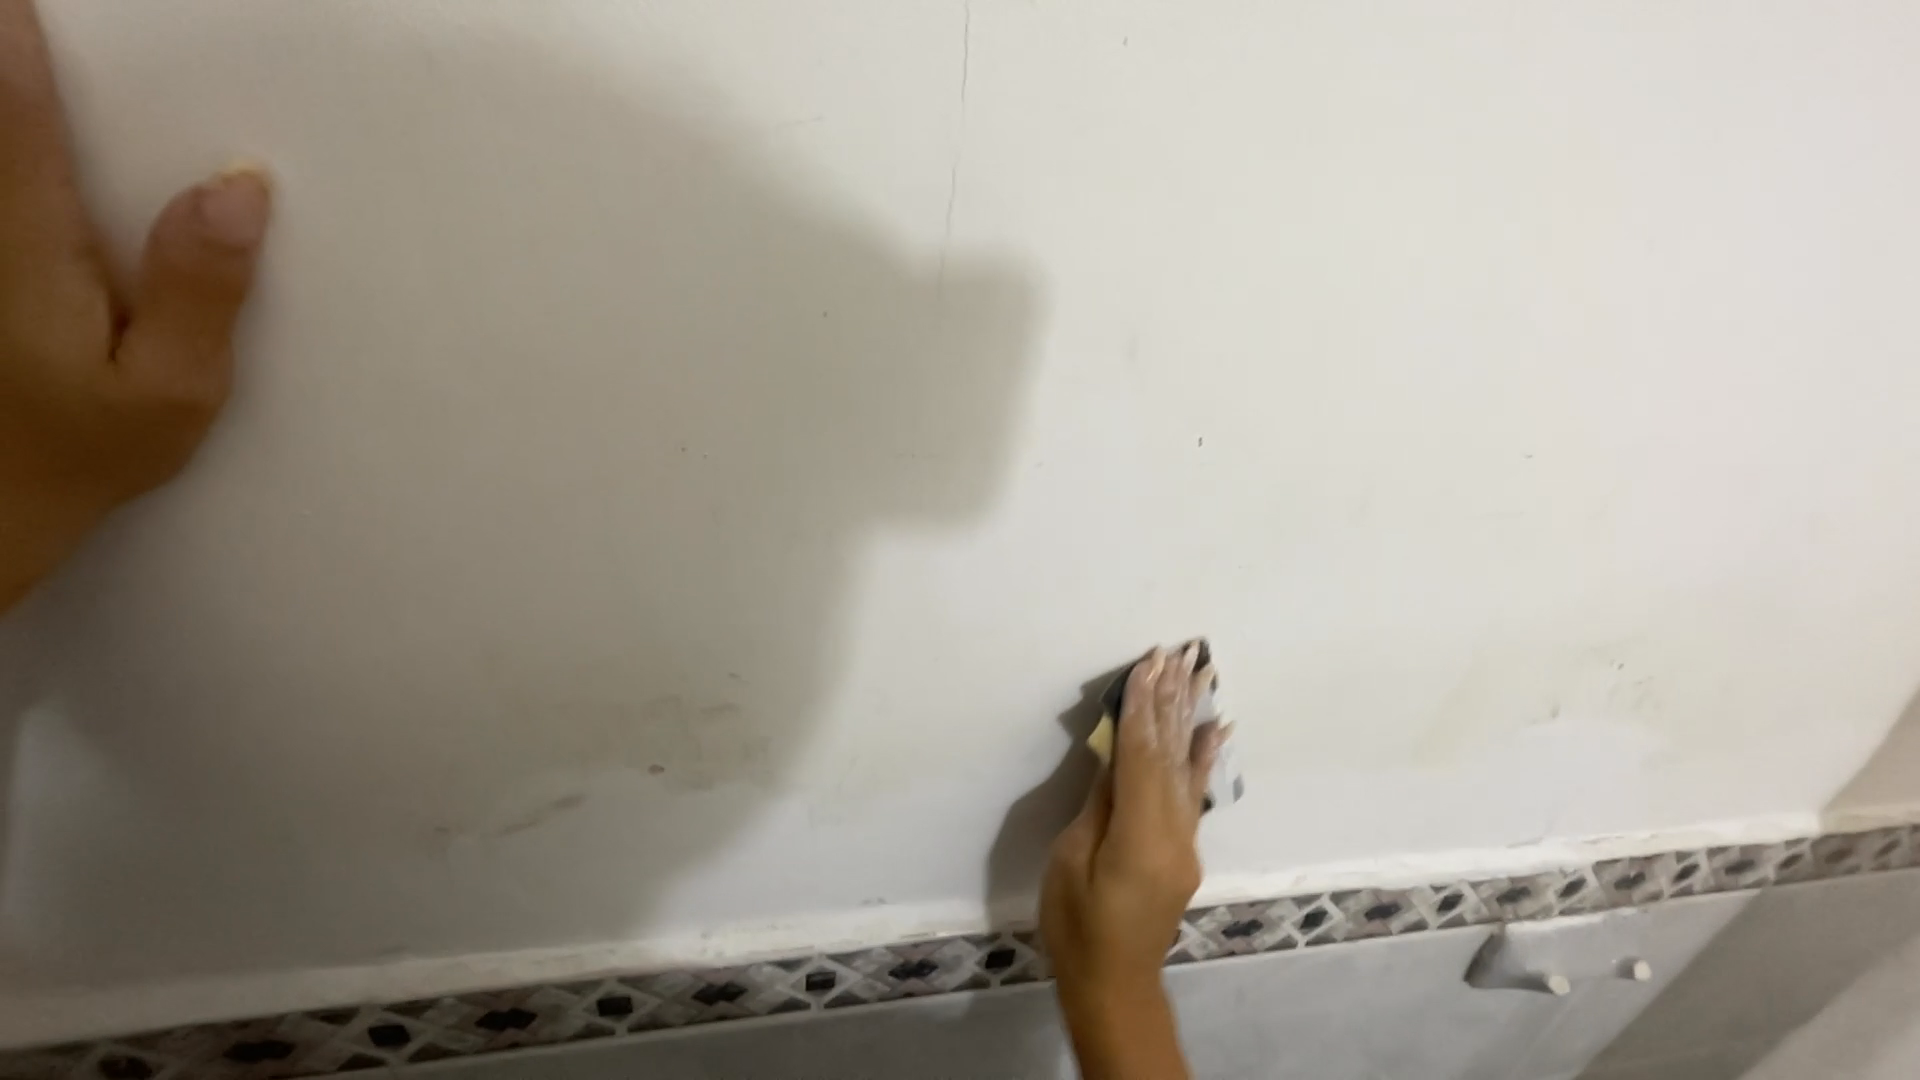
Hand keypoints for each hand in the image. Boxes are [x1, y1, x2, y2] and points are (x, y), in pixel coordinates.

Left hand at [1, 0, 271, 611]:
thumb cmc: (88, 445)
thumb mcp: (175, 382)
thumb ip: (203, 285)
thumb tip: (238, 189)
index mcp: (32, 244)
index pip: (17, 112)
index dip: (24, 43)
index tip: (45, 6)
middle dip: (21, 69)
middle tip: (48, 32)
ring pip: (1, 157)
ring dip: (22, 115)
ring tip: (45, 70)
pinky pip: (12, 191)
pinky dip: (28, 156)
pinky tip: (58, 159)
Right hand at [1041, 642, 1225, 1079]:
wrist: (1114, 983)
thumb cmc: (1077, 926)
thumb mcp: (1072, 861)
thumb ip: (1099, 805)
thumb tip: (1117, 758)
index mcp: (1141, 836)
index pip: (1141, 756)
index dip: (1142, 707)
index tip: (1147, 663)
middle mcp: (1174, 832)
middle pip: (1170, 753)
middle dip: (1171, 698)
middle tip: (1179, 651)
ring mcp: (1185, 841)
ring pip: (1185, 765)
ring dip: (1188, 714)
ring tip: (1200, 671)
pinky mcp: (1183, 847)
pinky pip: (1195, 793)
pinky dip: (1205, 757)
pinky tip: (1218, 727)